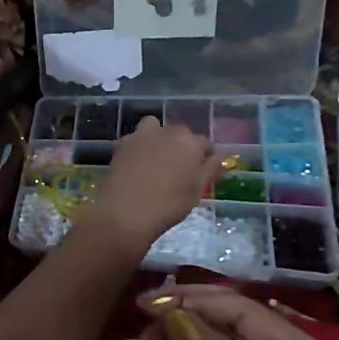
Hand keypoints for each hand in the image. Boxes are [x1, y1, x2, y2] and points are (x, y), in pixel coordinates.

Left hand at [85, 117, 215, 247]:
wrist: (125, 212)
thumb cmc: (168, 205)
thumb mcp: (196, 191)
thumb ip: (208, 170)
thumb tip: (217, 158)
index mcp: (190, 143)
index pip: (204, 143)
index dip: (204, 156)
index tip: (201, 169)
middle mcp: (167, 133)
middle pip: (179, 133)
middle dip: (182, 145)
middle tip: (178, 166)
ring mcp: (141, 136)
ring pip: (154, 126)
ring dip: (158, 137)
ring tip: (156, 158)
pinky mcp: (121, 145)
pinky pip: (134, 138)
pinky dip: (138, 144)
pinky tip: (137, 162)